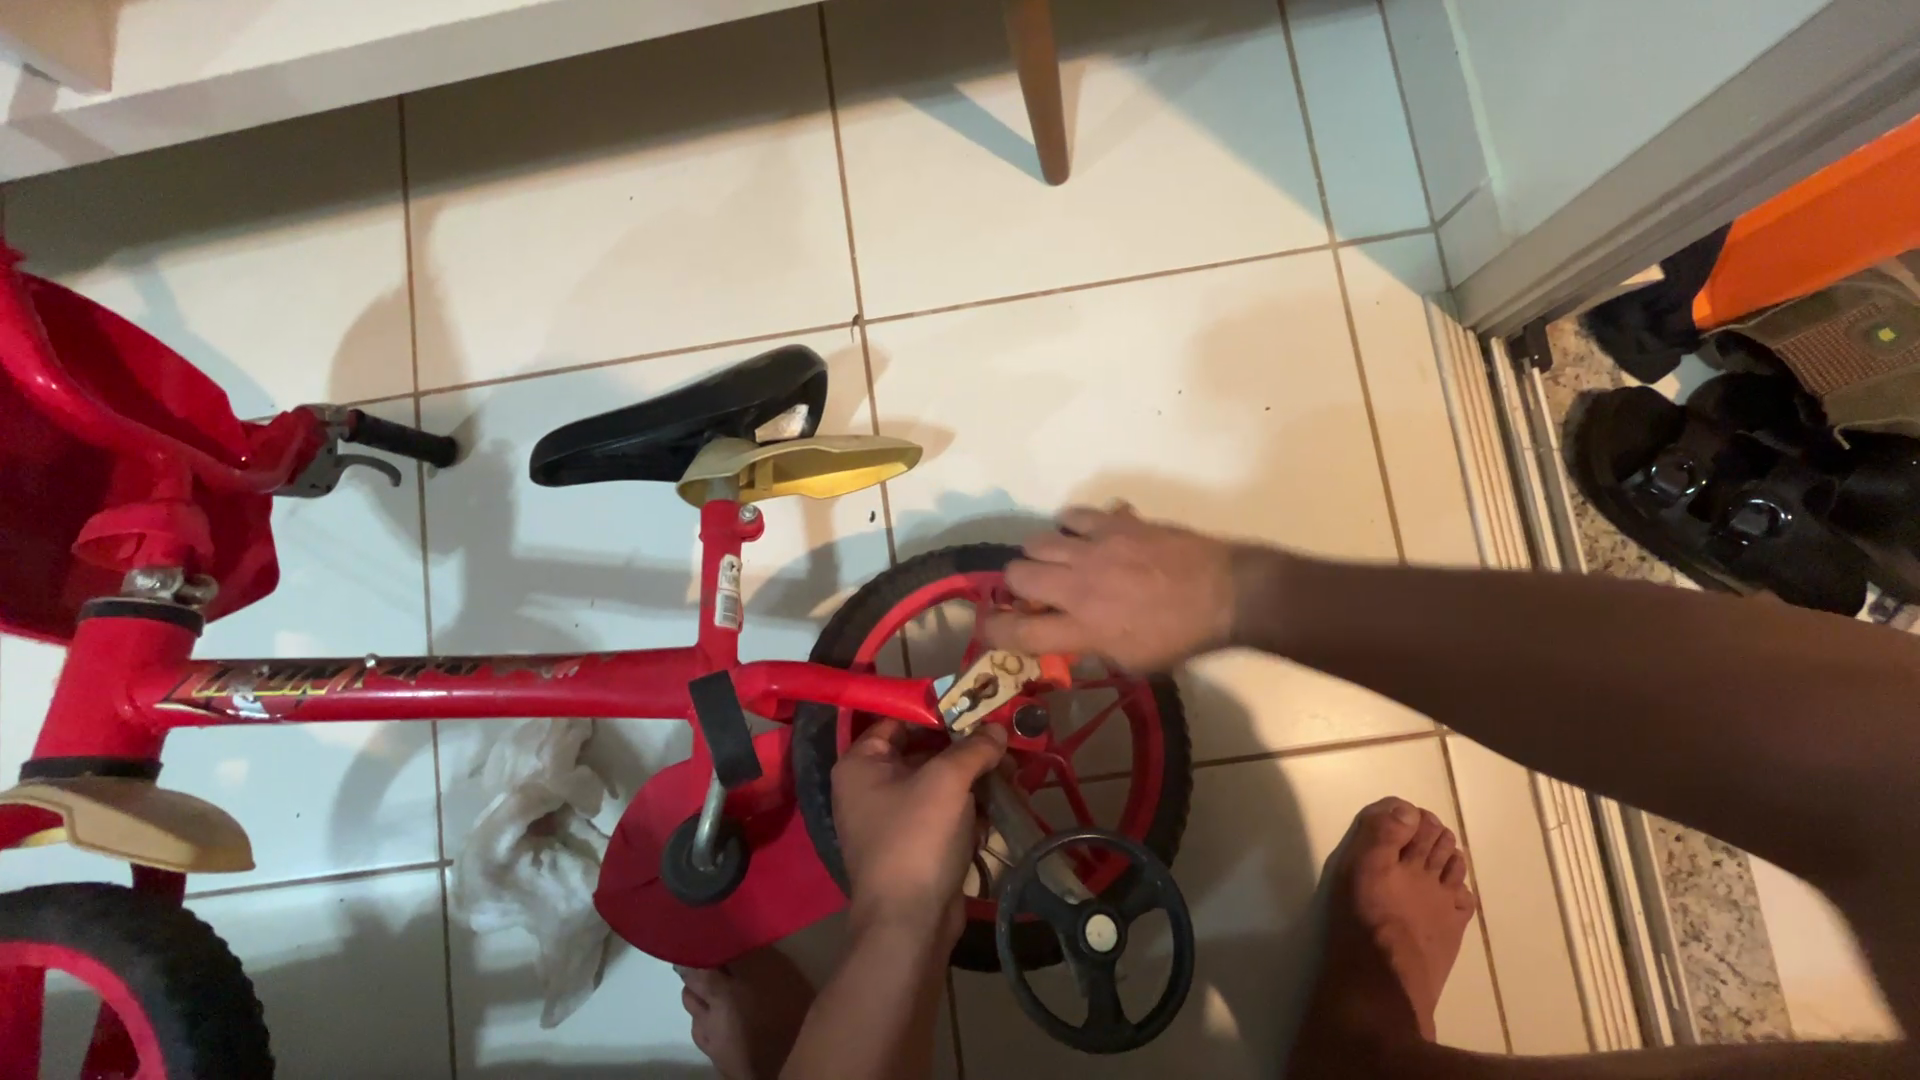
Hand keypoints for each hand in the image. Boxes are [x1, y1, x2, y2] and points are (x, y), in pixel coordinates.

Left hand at [832, 720, 1008, 941]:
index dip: (938, 711)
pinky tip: (1000, 807)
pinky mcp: (915, 846)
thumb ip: (973, 747)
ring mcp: (892, 819)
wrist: (909, 924)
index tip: (977, 704)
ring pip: (940, 784)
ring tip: (1013, 772)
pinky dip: (970, 809)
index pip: (899, 720)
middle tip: (1004, 739)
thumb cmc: (917, 838)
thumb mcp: (947, 780)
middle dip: (966, 748)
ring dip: (975, 779)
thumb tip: (997, 729)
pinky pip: (944, 814)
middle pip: (924, 752)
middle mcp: (870, 787)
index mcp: (862, 764)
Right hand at [982, 504, 1244, 671]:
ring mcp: (1095, 549)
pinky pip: (1072, 515)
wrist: (1227, 594)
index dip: (994, 631)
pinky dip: (1071, 527)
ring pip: (1037, 541)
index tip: (989, 628)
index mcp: (1083, 628)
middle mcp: (1079, 586)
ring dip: (1041, 554)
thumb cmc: (1181, 637)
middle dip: (1017, 585)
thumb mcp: (1132, 661)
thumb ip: (1090, 647)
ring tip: (1061, 560)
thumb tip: (1066, 635)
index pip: (1018, 631)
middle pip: (1017, 575)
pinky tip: (1086, 536)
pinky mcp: (1114, 523)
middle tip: (1036, 590)